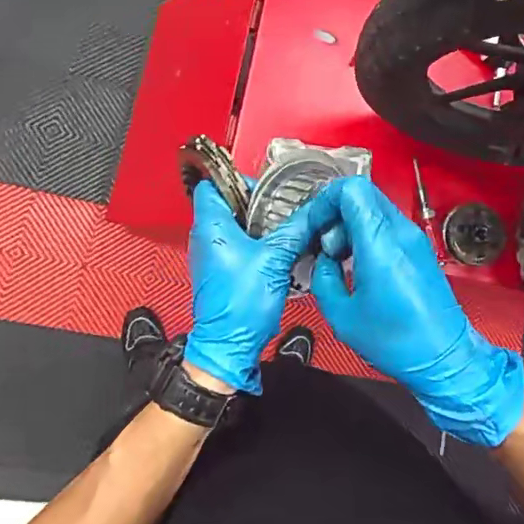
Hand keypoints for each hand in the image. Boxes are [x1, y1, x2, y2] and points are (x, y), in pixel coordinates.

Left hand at [184, 180, 335, 394]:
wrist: (229, 345)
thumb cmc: (240, 305)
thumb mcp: (276, 259)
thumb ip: (297, 230)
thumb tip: (317, 209)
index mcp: (211, 226)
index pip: (212, 184)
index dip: (237, 179)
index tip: (265, 185)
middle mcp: (207, 237)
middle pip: (229, 203)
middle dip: (258, 201)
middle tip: (285, 204)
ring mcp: (214, 254)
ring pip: (238, 224)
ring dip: (261, 223)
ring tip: (288, 224)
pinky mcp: (224, 270)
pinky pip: (241, 244)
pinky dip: (260, 241)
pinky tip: (283, 247)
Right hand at [307, 176, 523, 446]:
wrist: (444, 356)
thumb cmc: (396, 341)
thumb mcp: (342, 315)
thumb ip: (324, 278)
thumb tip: (323, 260)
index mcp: (381, 242)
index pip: (352, 189)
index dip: (325, 201)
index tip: (314, 228)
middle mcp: (401, 231)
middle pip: (362, 194)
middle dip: (335, 214)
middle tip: (325, 247)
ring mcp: (414, 238)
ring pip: (374, 208)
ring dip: (350, 225)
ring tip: (340, 260)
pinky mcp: (419, 249)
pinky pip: (387, 225)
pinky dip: (366, 235)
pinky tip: (358, 266)